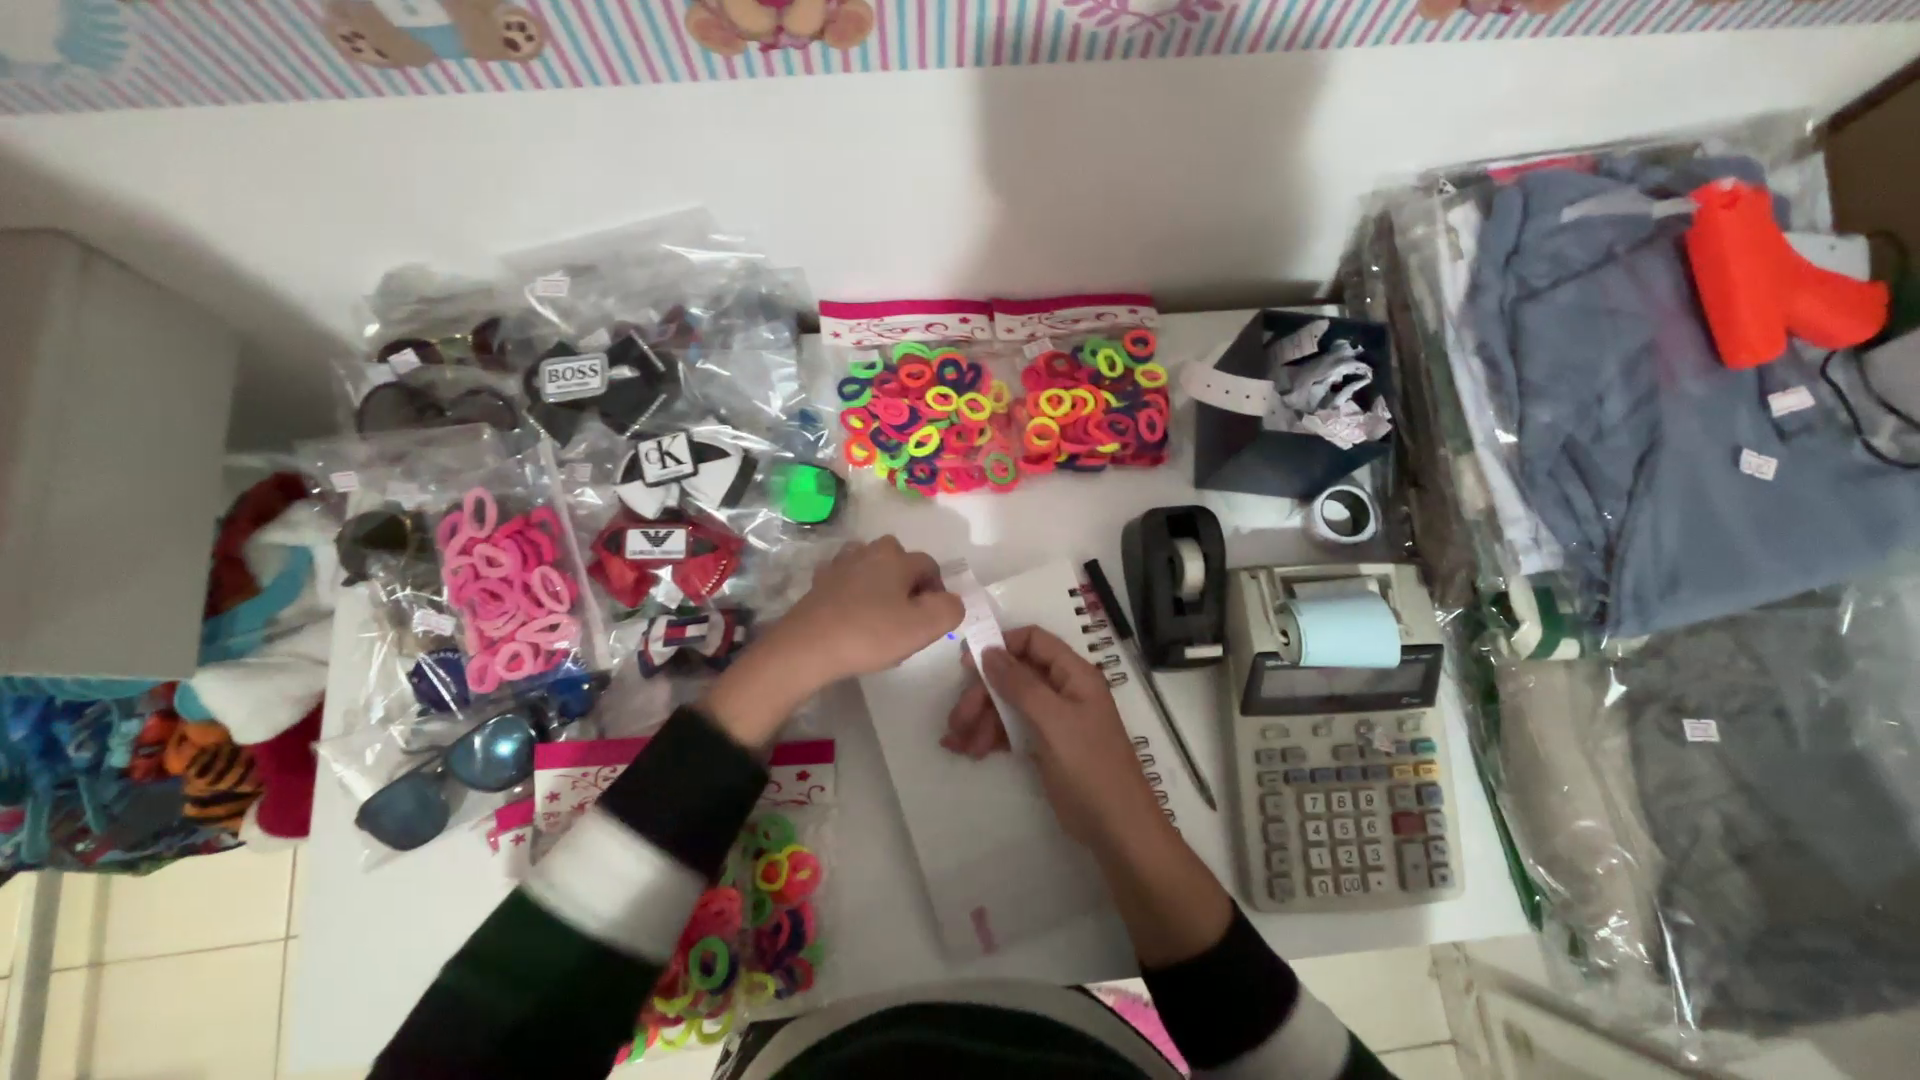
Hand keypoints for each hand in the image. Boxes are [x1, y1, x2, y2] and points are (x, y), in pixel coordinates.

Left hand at [707, 537, 962, 745]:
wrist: (806, 647)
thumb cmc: (870, 635)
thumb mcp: (923, 627)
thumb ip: (949, 609)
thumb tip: (949, 601)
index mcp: (897, 558)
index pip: (930, 566)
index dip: (937, 591)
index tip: (931, 621)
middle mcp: (868, 552)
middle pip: (899, 560)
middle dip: (907, 584)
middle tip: (906, 619)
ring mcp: (839, 565)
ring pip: (870, 567)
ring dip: (879, 584)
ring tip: (879, 616)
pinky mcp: (819, 583)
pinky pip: (846, 581)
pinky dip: (853, 592)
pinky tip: (852, 615)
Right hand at [943, 626, 1170, 850]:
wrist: (1116, 826)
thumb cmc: (1090, 766)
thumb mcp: (1054, 720)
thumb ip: (1020, 684)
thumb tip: (988, 650)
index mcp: (1074, 675)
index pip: (1033, 641)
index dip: (1000, 646)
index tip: (967, 665)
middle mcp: (1063, 690)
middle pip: (1014, 676)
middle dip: (982, 695)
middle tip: (958, 719)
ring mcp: (1053, 719)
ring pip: (1008, 704)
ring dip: (980, 719)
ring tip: (957, 743)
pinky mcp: (1044, 745)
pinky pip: (1011, 729)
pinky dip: (990, 736)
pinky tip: (969, 750)